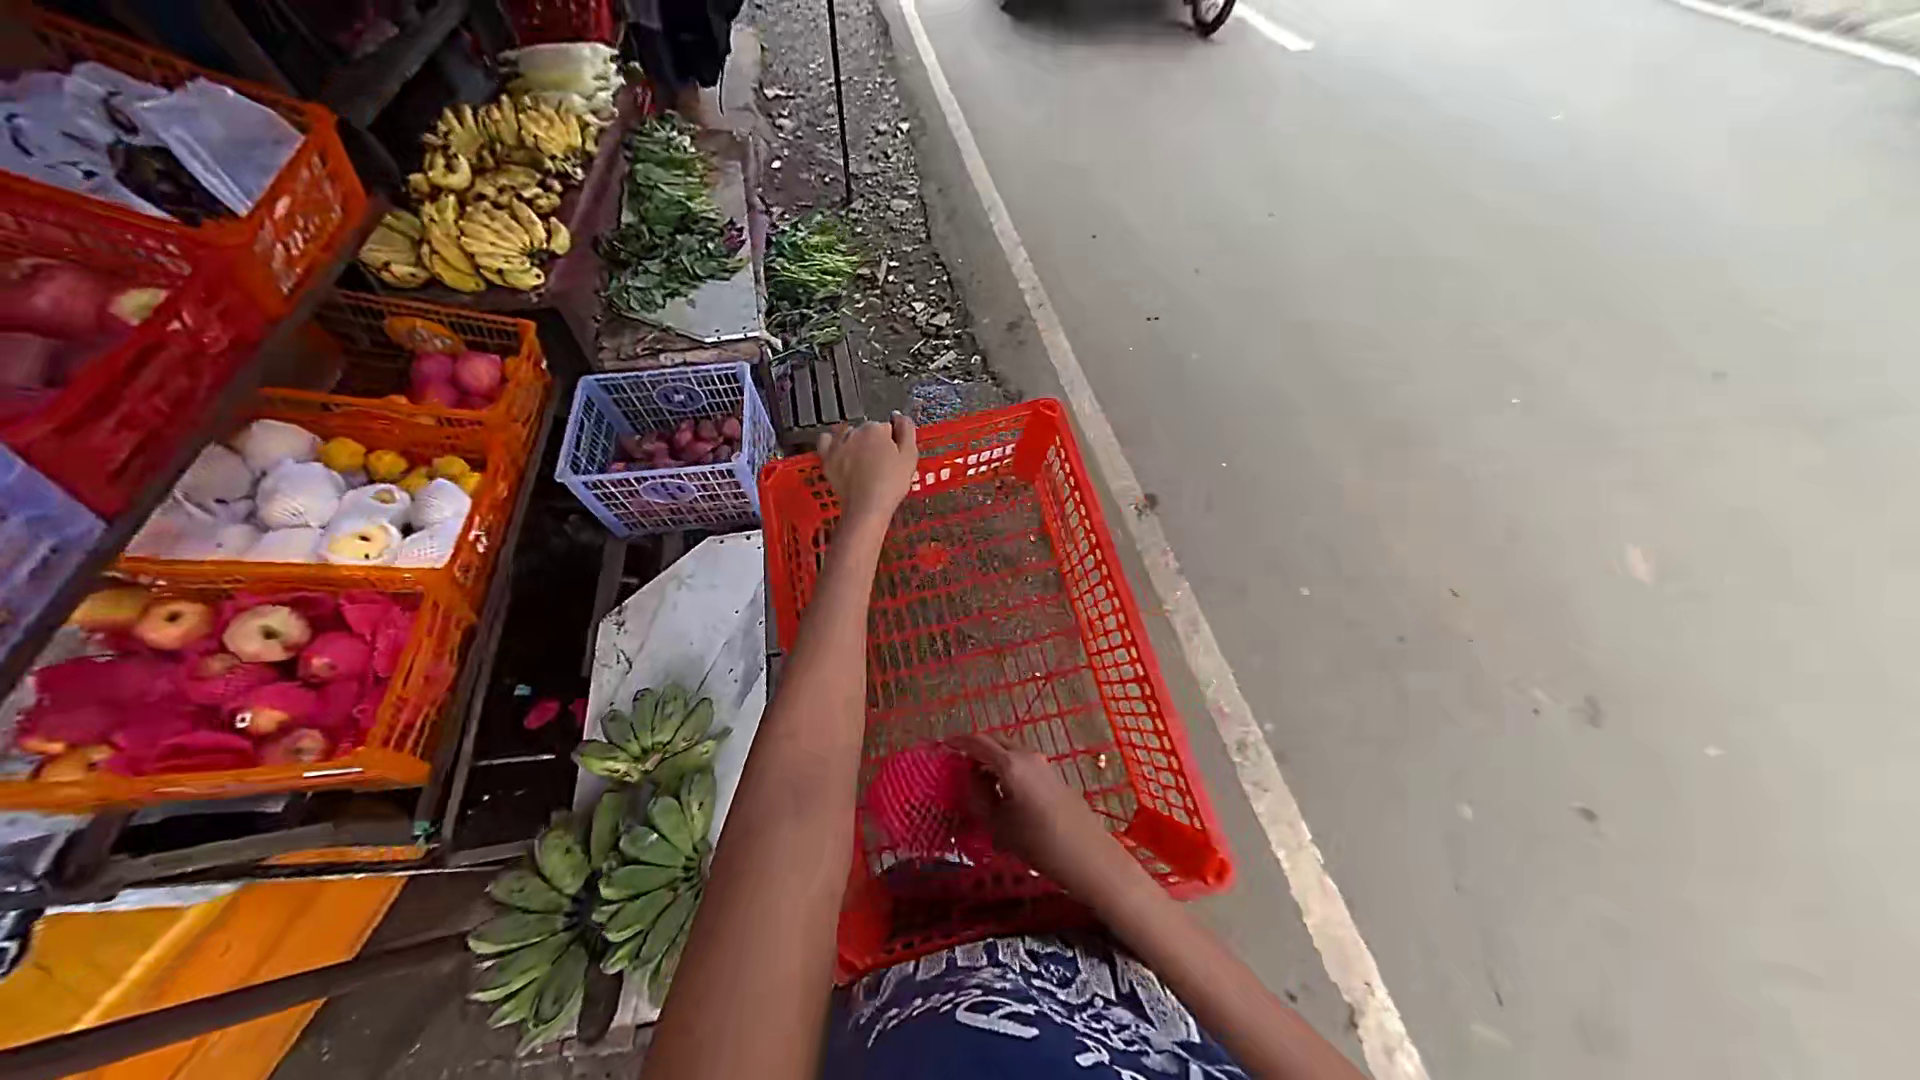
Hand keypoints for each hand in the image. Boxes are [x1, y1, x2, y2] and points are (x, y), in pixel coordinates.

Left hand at [818, 413, 917, 524]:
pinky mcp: (827, 458)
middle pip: (868, 431)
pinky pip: (825, 441)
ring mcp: (838, 444)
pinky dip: (833, 443)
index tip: (894, 457)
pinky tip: (841, 452)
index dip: (893, 443)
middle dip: (874, 443)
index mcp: (876, 429)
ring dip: (855, 442)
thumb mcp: (910, 456)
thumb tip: (899, 416)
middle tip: (881, 464)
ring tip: (862, 461)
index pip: (887, 428)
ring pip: (848, 434)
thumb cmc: (891, 483)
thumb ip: (907, 430)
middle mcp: (854, 431)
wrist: (867, 506)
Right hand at [953, 732, 1142, 901]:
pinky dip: (1006, 768)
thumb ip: (978, 798)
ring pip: (1009, 751)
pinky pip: (1022, 762)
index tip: (942, 746)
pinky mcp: (1052, 775)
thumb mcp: (998, 825)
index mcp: (1010, 764)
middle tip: (958, 766)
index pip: (977, 742)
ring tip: (977, 783)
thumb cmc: (1038, 842)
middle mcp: (1027, 755)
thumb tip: (968, 779)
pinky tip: (1001, 791)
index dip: (957, 742)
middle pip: (994, 742)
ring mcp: (1043, 763)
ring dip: (991, 760)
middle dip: (974, 750)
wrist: (1086, 855)